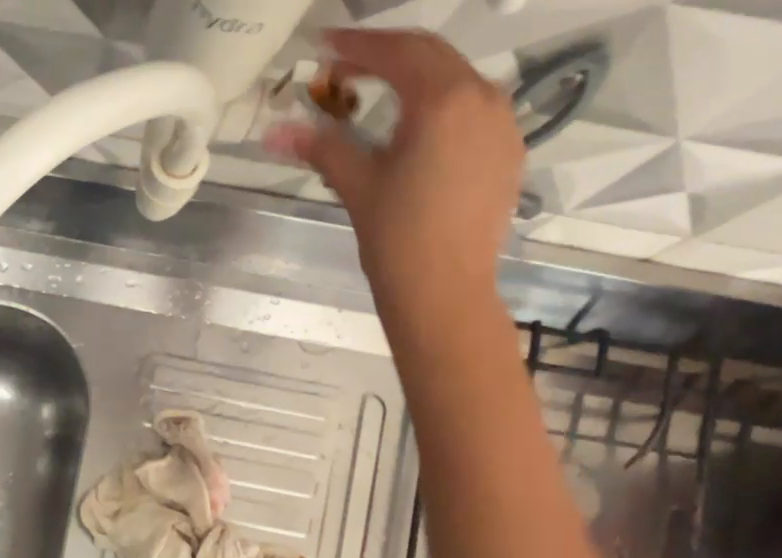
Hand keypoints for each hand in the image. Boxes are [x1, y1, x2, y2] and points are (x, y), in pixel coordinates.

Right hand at [267, 30, 523, 305]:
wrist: (445, 290)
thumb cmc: (395, 238)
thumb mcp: (356, 185)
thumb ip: (320, 147)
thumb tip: (273, 132)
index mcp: (442, 100)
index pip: (397, 52)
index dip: (357, 44)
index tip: (324, 43)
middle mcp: (483, 98)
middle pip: (432, 55)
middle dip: (387, 54)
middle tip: (345, 64)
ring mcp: (503, 123)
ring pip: (456, 80)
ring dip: (416, 77)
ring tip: (378, 93)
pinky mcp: (508, 150)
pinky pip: (473, 109)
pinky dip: (440, 105)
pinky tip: (415, 128)